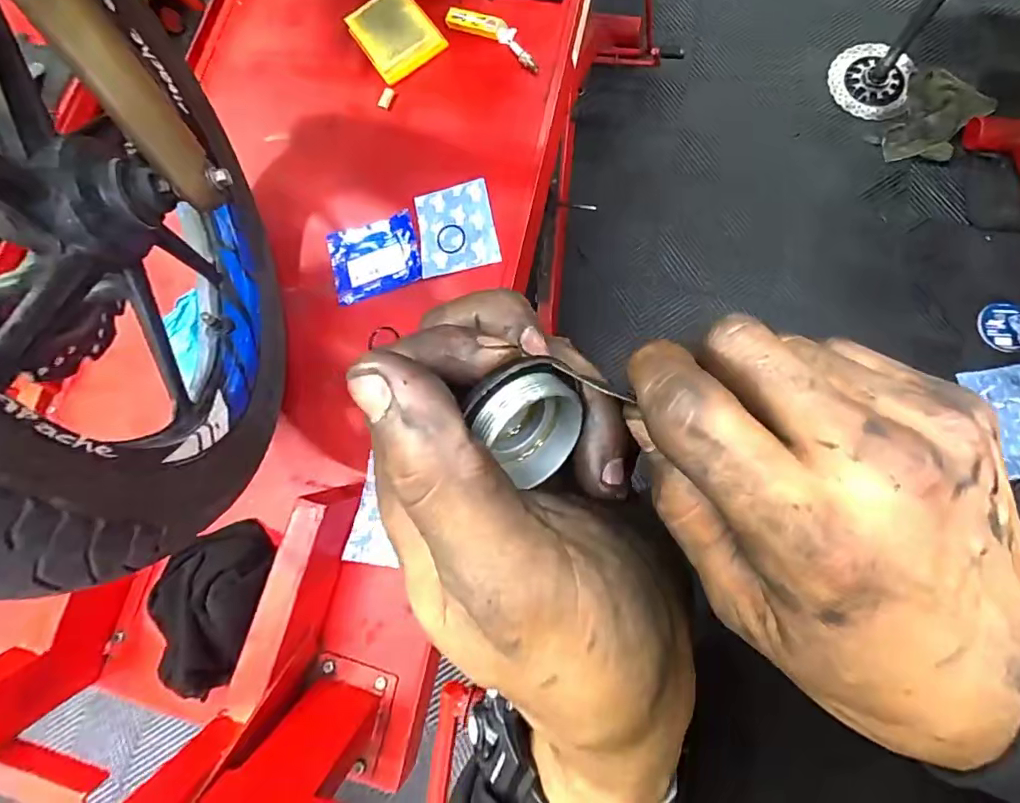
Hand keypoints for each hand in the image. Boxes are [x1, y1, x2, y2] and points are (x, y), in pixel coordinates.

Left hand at [347, 292, 691, 802]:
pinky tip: (618, 467)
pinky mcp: (561, 446)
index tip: (521, 366)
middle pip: (465, 343)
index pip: (405, 367)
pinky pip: (571, 387)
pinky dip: (600, 407)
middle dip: (523, 350)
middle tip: (569, 390)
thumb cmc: (575, 643)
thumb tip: (370, 374)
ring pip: (527, 358)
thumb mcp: (506, 574)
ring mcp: (512, 447)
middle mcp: (456, 454)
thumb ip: (440, 482)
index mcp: (419, 483)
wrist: (648, 677)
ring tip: (604, 464)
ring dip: (576, 388)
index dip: (459, 347)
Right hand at [629, 316, 1019, 770]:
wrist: (1012, 668)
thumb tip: (648, 420)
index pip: (699, 409)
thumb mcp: (747, 609)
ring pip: (794, 339)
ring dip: (769, 371)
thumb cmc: (858, 656)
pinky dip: (824, 379)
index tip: (647, 376)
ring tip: (789, 428)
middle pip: (744, 339)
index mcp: (808, 527)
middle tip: (716, 400)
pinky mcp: (955, 399)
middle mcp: (868, 456)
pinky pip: (850, 353)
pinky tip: (842, 429)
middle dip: (709, 359)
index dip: (655, 375)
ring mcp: (922, 417)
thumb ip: (685, 505)